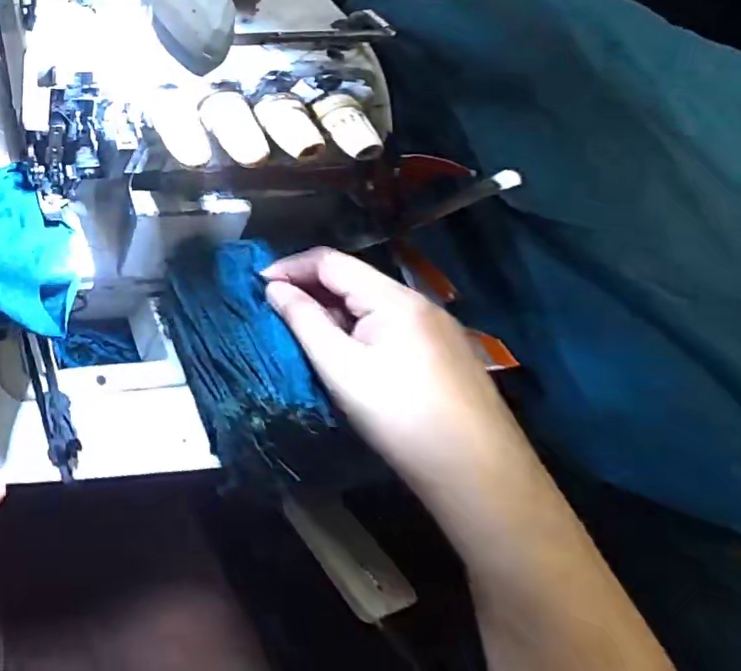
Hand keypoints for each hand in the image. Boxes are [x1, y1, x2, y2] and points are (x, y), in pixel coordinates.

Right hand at [262, 247, 536, 517]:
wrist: (482, 479)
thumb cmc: (402, 418)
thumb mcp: (342, 369)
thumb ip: (305, 321)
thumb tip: (275, 288)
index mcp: (394, 298)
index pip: (331, 261)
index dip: (291, 266)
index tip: (259, 284)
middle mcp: (418, 302)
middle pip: (354, 278)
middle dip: (311, 287)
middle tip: (276, 308)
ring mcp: (437, 328)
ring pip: (372, 302)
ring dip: (334, 308)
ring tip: (304, 329)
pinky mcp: (445, 353)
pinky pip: (390, 323)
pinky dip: (359, 326)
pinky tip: (348, 352)